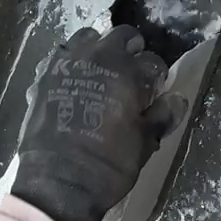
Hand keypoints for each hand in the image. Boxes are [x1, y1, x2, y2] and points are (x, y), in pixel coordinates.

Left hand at [11, 25, 185, 220]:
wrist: (58, 183)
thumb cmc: (108, 164)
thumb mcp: (144, 143)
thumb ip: (162, 116)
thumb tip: (177, 99)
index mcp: (127, 71)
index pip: (152, 62)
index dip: (158, 76)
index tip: (157, 89)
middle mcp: (96, 57)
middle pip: (121, 37)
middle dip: (132, 51)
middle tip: (133, 73)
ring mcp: (65, 63)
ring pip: (87, 38)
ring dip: (99, 49)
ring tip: (101, 71)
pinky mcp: (43, 77)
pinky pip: (61, 57)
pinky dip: (72, 63)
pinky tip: (74, 83)